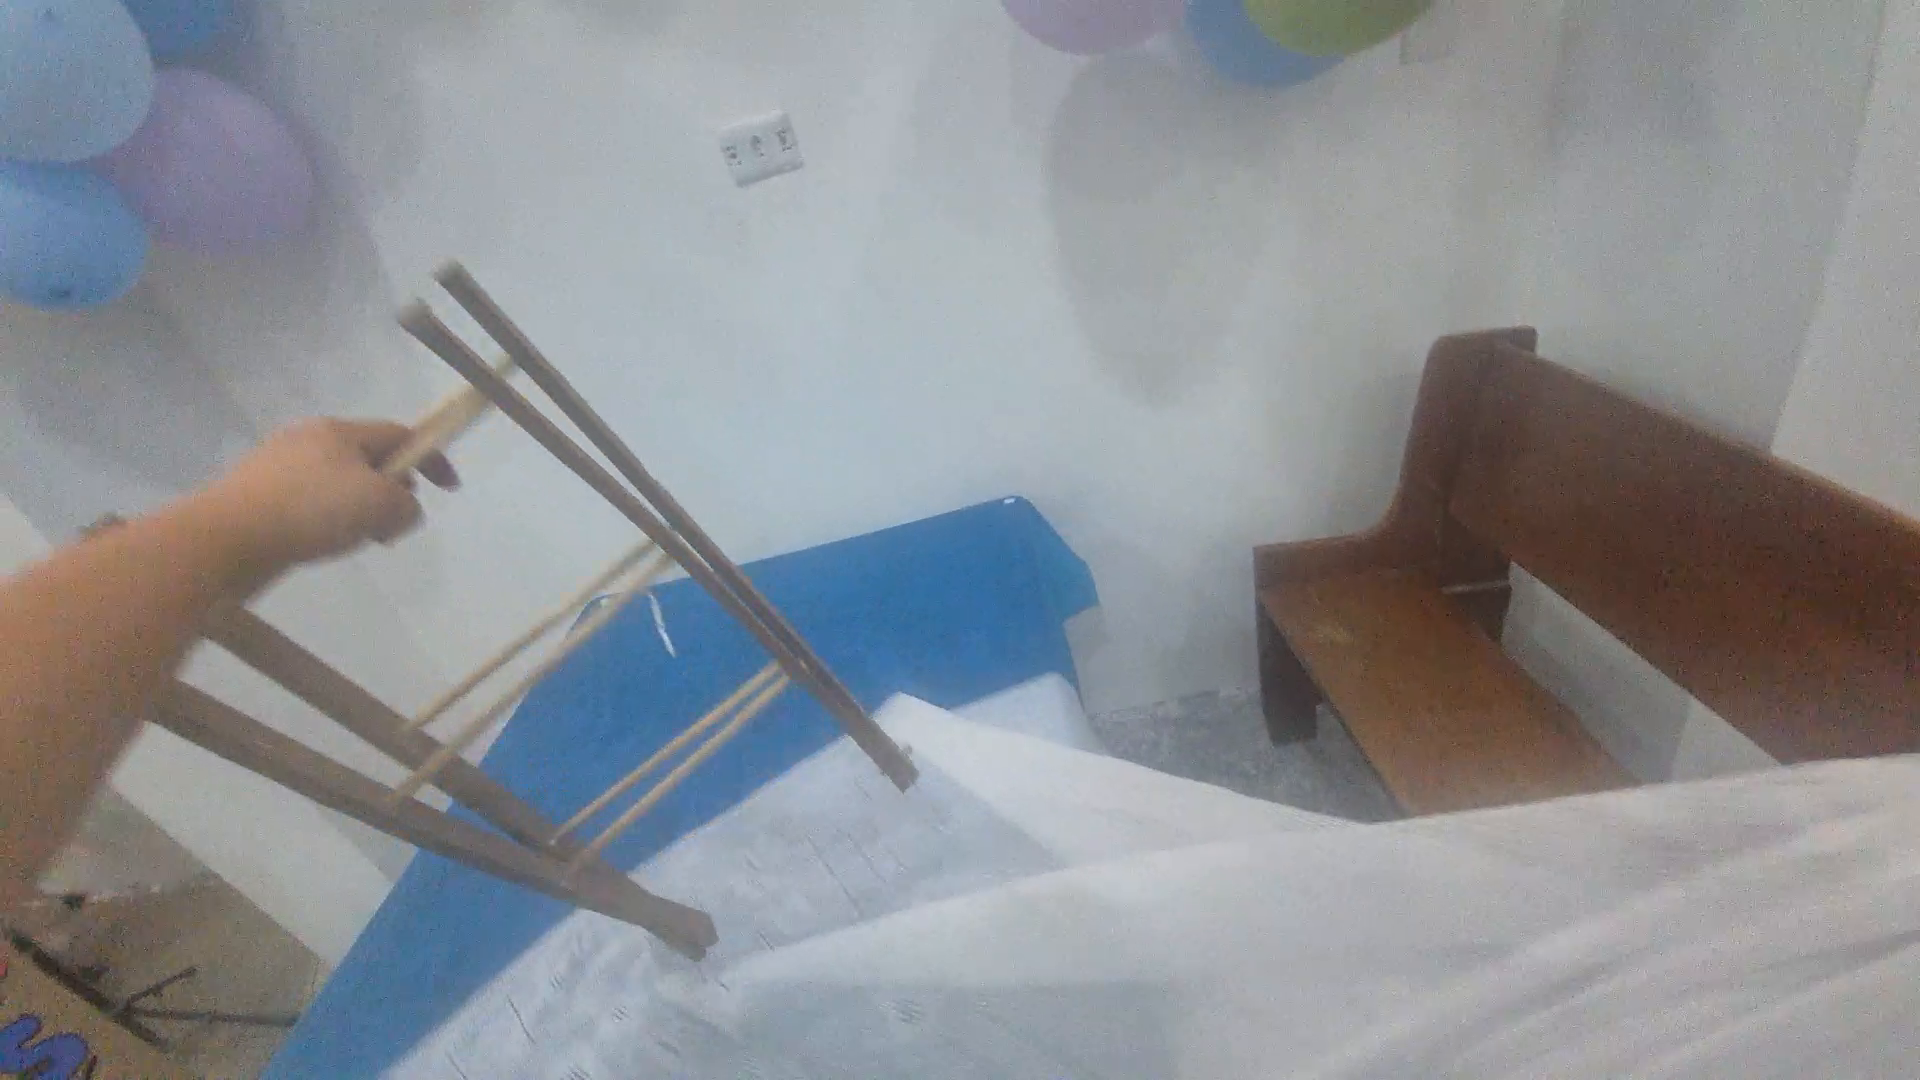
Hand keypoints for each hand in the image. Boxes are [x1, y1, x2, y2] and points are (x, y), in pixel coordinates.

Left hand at [192, 418, 459, 576]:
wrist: (221, 539)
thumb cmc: (312, 511)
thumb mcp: (385, 505)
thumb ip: (410, 504)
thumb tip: (401, 510)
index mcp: (339, 432)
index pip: (401, 435)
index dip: (433, 459)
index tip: (449, 490)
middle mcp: (307, 438)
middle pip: (371, 459)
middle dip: (395, 489)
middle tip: (398, 519)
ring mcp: (276, 465)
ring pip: (342, 483)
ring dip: (364, 508)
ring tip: (361, 537)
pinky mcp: (256, 493)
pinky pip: (312, 501)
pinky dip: (331, 519)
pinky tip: (326, 541)